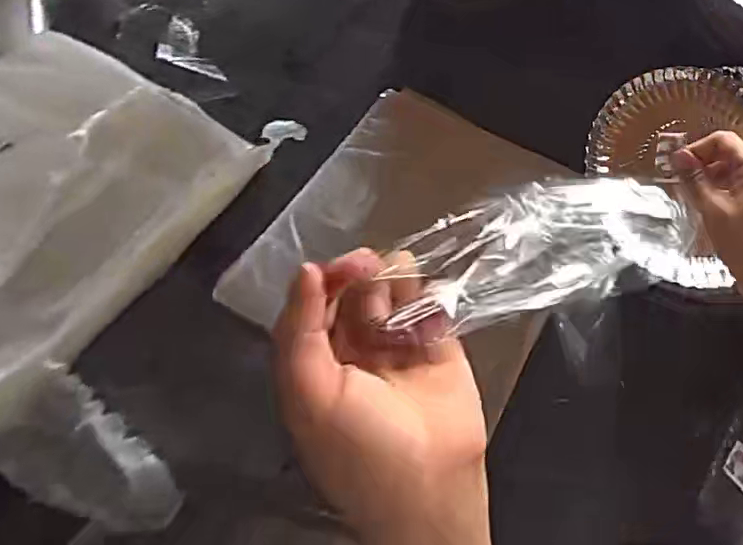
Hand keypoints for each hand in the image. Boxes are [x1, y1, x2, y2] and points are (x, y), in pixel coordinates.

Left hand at [273, 248, 489, 544]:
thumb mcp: (312, 397)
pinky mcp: (440, 342)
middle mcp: (357, 352)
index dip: (324, 282)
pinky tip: (428, 301)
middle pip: (355, 294)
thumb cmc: (360, 449)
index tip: (340, 264)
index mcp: (316, 368)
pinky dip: (430, 293)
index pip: (313, 309)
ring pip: (395, 292)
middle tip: (372, 266)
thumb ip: (301, 334)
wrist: (430, 478)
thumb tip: (306, 273)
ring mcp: (401, 345)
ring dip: (397, 281)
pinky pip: (433, 303)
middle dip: (362, 275)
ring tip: (403, 290)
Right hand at [671, 132, 742, 307]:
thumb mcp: (713, 209)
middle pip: (723, 153)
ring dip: (702, 177)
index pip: (723, 140)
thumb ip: (694, 180)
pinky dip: (710, 191)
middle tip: (675, 177)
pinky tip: (696, 204)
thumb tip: (677, 155)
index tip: (678, 164)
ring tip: (682, 193)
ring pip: (723, 171)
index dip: (698, 148)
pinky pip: (727, 187)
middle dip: (698, 162)